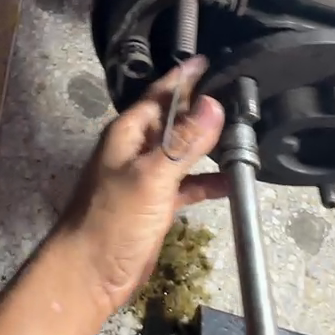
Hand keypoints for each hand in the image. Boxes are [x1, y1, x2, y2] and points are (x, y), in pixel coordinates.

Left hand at [49, 56, 227, 317]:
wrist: (90, 274)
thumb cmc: (112, 220)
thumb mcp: (151, 176)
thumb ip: (183, 142)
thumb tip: (213, 104)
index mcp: (128, 132)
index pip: (161, 94)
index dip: (185, 78)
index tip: (210, 60)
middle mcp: (137, 148)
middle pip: (175, 120)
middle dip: (203, 109)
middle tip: (239, 97)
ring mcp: (147, 176)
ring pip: (183, 151)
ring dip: (209, 145)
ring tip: (244, 135)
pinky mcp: (156, 203)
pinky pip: (187, 184)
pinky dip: (207, 180)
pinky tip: (232, 180)